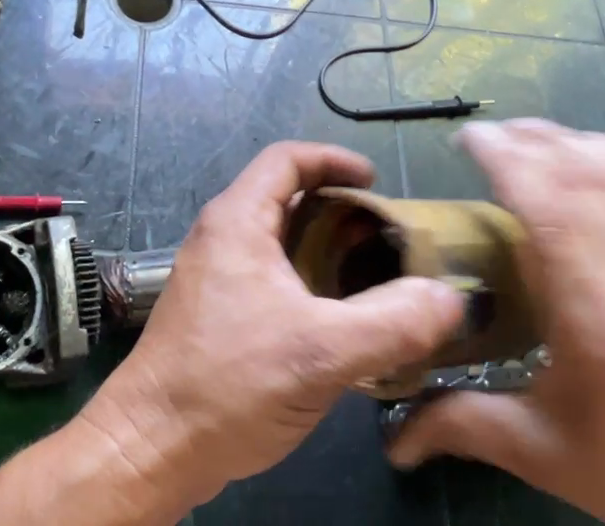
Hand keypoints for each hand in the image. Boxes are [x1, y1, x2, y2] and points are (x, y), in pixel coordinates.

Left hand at [79, 142, 464, 507]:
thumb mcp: (322, 352)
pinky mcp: (217, 312)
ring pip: (279, 240)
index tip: (376, 182)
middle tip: (387, 235)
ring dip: (325, 247)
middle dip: (339, 207)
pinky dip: (308, 279)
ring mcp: (216, 276)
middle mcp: (222, 237)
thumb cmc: (229, 384)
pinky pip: (270, 275)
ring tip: (374, 275)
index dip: (333, 159)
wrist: (154, 445)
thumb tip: (450, 298)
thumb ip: (392, 322)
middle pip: (285, 196)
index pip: (286, 159)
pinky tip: (339, 319)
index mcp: (238, 222)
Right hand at [389, 121, 604, 525]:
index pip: (548, 202)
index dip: (505, 155)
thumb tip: (394, 438)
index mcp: (599, 317)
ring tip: (533, 138)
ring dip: (574, 143)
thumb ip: (466, 424)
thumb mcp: (549, 457)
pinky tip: (598, 160)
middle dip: (530, 140)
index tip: (467, 137)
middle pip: (584, 175)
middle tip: (488, 134)